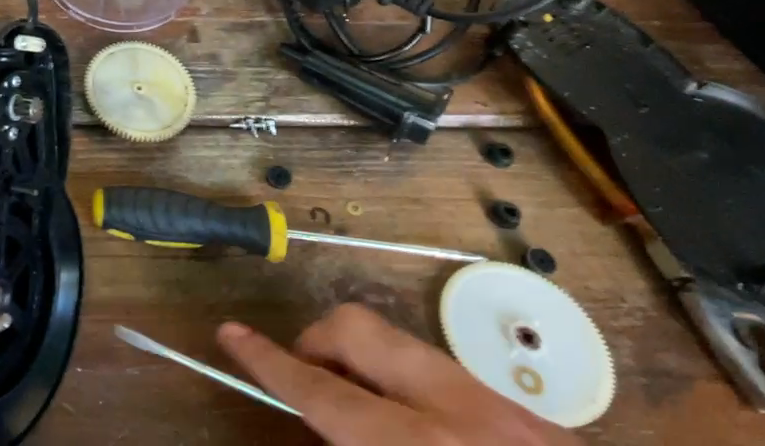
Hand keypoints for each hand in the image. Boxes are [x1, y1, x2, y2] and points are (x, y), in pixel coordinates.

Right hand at [217, 304, 581, 445]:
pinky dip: (407, 387)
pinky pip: (441, 373)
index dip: (266, 360)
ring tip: (360, 413)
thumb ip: (351, 438)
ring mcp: (500, 407)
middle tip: (304, 377)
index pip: (318, 387)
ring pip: (399, 344)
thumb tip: (318, 414)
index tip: (230, 334)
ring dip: (362, 364)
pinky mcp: (534, 419)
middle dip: (315, 341)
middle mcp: (458, 412)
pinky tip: (415, 429)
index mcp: (415, 444)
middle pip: (355, 329)